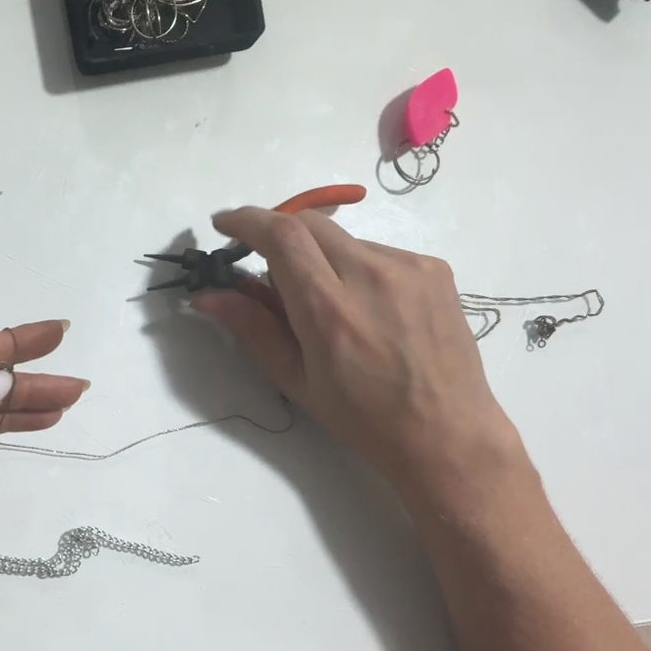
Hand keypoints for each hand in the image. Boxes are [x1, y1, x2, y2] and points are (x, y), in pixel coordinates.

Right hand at [188, 208, 526, 501]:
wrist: (445, 429)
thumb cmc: (359, 415)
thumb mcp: (294, 379)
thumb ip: (251, 329)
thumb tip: (206, 297)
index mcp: (329, 310)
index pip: (283, 237)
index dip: (247, 221)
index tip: (223, 225)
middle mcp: (372, 274)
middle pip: (310, 224)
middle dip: (276, 234)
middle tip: (258, 267)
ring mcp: (409, 266)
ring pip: (342, 240)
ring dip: (315, 258)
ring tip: (317, 307)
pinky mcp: (433, 267)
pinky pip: (375, 253)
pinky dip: (350, 269)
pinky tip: (358, 310)